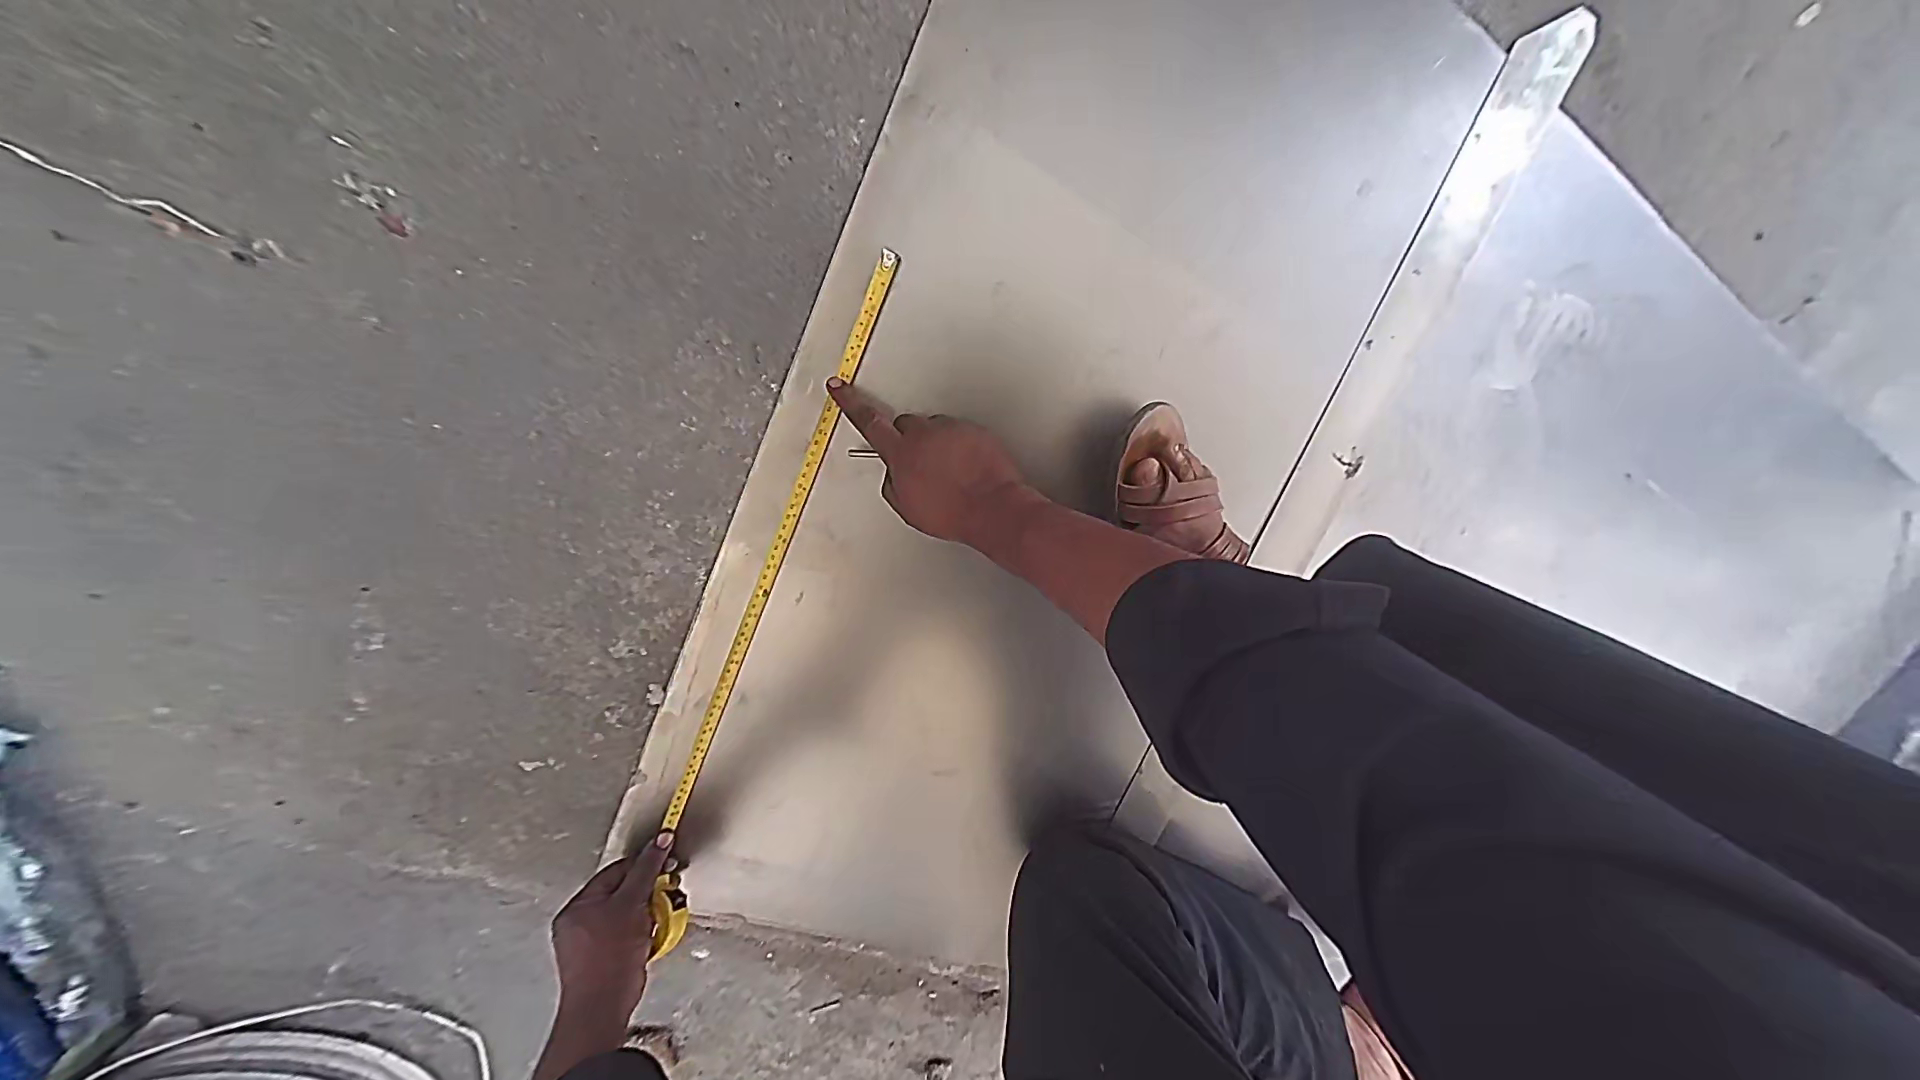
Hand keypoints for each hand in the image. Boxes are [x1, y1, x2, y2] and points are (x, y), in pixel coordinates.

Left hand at [548, 831, 674, 1030]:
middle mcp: (581, 922)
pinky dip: (646, 930)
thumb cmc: (607, 958)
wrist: (603, 1006)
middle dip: (649, 892)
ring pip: (631, 912)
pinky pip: (631, 932)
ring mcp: (593, 942)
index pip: (618, 871)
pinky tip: (651, 937)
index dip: (645, 864)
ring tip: (657, 921)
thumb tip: (659, 841)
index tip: (667, 860)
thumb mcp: (631, 903)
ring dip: (650, 912)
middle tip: (664, 894)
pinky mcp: (607, 957)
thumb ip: (647, 870)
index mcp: (579, 905)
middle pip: (625, 890)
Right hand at [828, 378, 1038, 545]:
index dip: (850, 402)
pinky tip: (965, 469)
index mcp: (901, 453)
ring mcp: (950, 429)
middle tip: (922, 465)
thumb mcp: (907, 508)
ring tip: (949, 473)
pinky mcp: (973, 430)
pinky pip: (958, 434)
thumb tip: (892, 475)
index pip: (868, 421)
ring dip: (937, 445)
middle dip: (908, 440)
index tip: (840, 386)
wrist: (992, 508)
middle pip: (905, 424)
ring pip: (934, 430)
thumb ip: (892, 483)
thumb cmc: (954, 511)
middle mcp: (924, 434)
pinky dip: (959, 447)